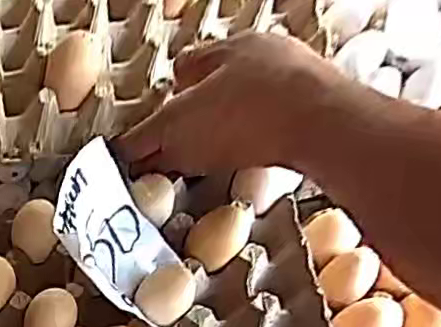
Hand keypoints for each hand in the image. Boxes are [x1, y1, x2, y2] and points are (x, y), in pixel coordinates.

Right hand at [117, 33, 373, 175]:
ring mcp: (288, 78)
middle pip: (210, 89)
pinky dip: (245, 142)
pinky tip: (238, 160)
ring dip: (217, 132)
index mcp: (227, 49)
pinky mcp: (307, 107)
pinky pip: (263, 125)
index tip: (149, 132)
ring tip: (201, 162)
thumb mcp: (176, 128)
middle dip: (187, 118)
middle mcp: (260, 55)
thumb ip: (142, 140)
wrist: (321, 124)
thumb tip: (119, 152)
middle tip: (169, 152)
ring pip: (238, 107)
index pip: (183, 69)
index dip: (161, 101)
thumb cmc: (244, 113)